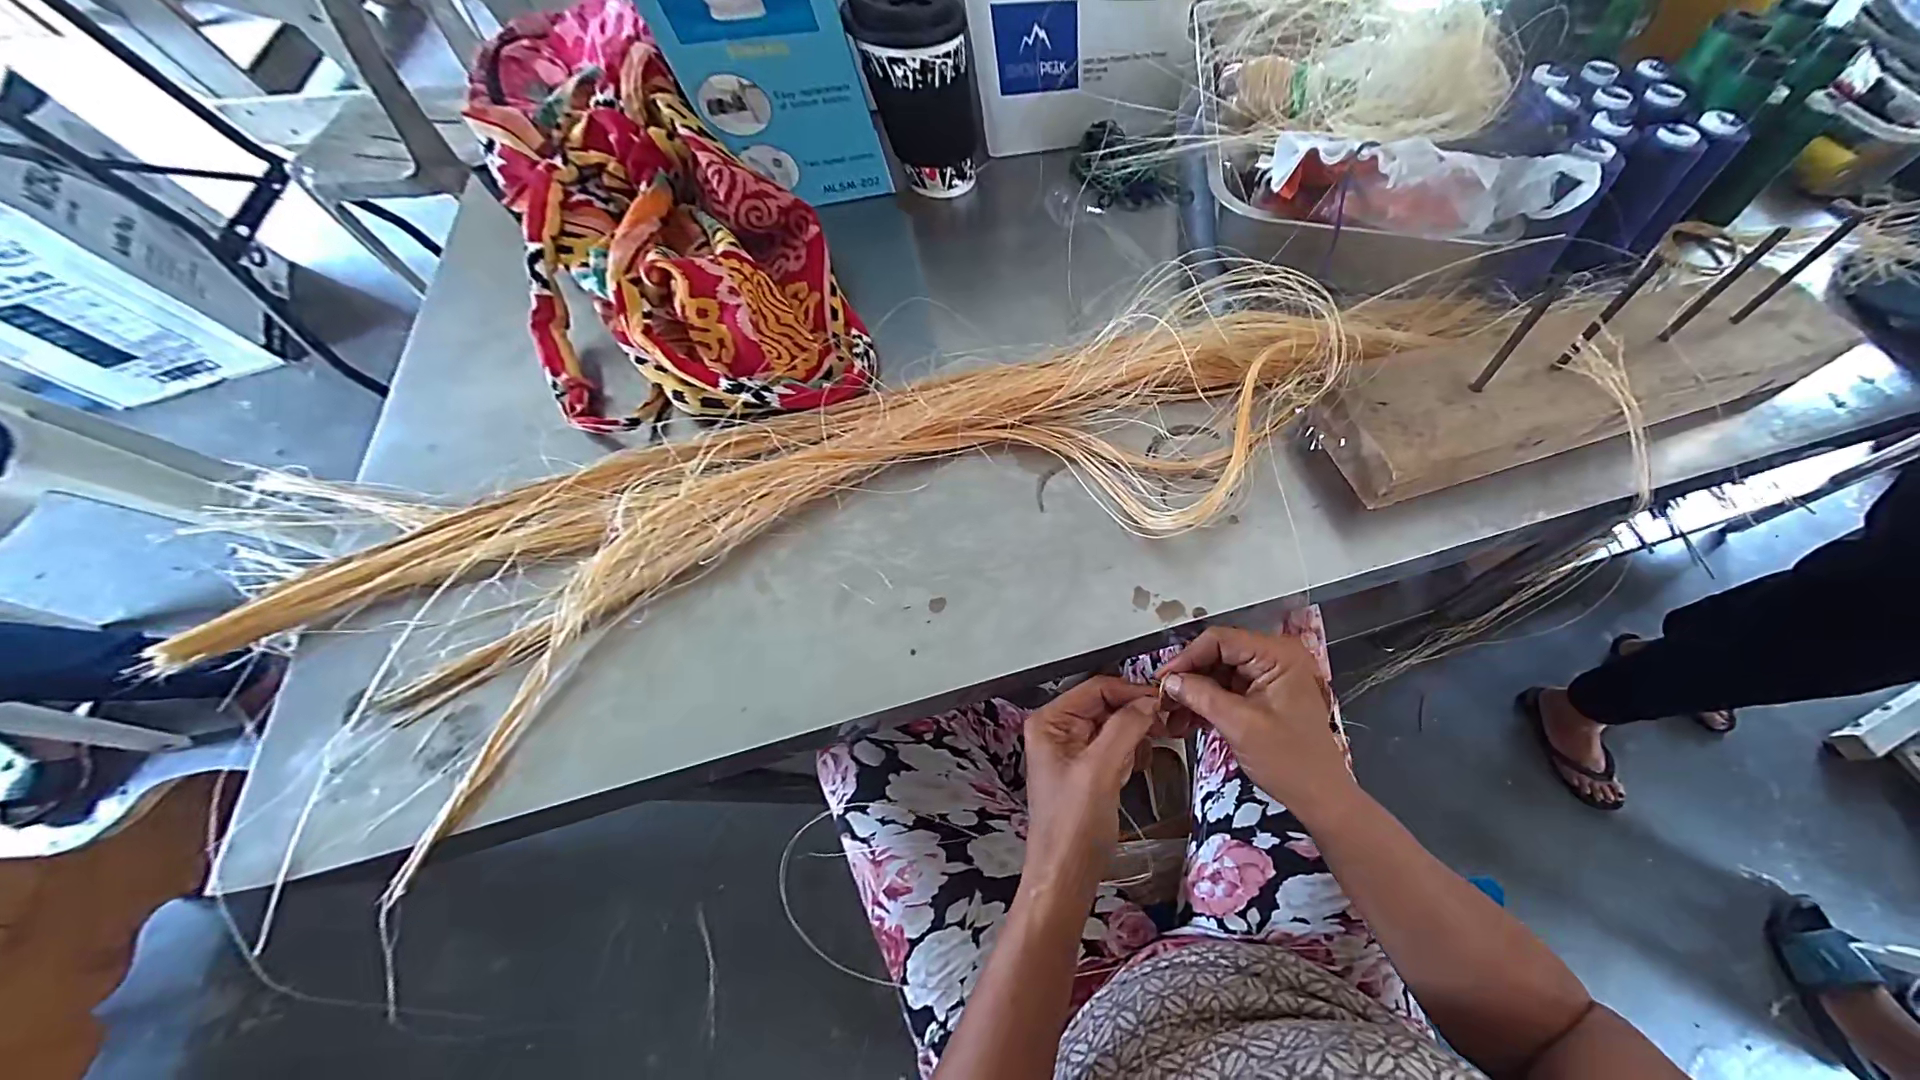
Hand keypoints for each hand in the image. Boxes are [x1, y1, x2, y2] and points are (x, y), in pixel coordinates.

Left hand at [1022, 676, 1159, 895]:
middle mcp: (1058, 730)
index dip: (1130, 692)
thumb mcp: (1100, 770)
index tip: (1162, 701)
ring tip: (1143, 756)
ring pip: (1114, 726)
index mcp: (1050, 722)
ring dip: (1134, 737)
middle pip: (1106, 704)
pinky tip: (1132, 771)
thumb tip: (1149, 702)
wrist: (1066, 875)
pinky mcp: (1087, 769)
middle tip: (1163, 725)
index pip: (1096, 688)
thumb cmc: (1071, 827)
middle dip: (1135, 716)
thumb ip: (1125, 729)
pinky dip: (1130, 754)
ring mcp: (1072, 750)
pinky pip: (1115, 747)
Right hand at [1155, 626, 1353, 815]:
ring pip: (1217, 672)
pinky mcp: (1262, 694)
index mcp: (1278, 655)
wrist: (1320, 798)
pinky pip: (1226, 688)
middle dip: (1189, 677)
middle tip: (1163, 698)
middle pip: (1217, 655)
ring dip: (1194, 692)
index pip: (1220, 640)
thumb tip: (1169, 680)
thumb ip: (1201, 696)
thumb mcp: (1239, 725)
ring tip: (1171, 714)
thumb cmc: (1289, 760)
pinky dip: (1206, 702)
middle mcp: (1275, 657)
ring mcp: (1269, 676)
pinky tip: (1187, 719)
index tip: (1163, 680)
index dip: (1187, 657)